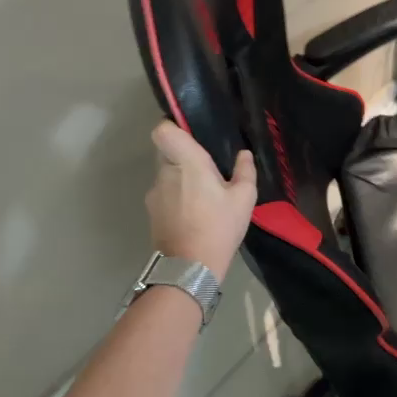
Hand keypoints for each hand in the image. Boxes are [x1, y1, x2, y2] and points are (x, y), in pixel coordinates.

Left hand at [146, 121, 256, 280]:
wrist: (188, 270)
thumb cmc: (218, 227)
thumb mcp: (243, 198)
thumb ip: (244, 171)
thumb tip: (243, 155)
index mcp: (187, 162)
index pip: (163, 131)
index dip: (172, 125)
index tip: (189, 131)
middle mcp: (165, 173)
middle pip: (166, 150)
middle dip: (183, 153)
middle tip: (206, 165)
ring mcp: (154, 194)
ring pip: (165, 172)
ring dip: (180, 176)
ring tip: (202, 193)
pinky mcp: (152, 213)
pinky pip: (163, 192)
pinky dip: (175, 195)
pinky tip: (193, 211)